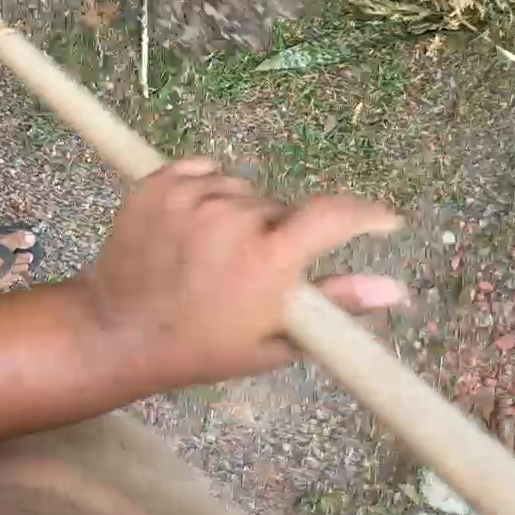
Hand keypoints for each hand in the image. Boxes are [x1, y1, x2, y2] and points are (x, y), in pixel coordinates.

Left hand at [76, 157, 404, 388]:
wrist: (120, 327)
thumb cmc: (202, 345)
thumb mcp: (275, 340)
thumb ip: (335, 306)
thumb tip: (393, 288)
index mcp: (268, 258)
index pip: (333, 216)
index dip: (366, 214)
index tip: (384, 220)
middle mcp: (232, 216)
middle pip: (277, 208)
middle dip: (278, 232)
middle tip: (254, 265)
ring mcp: (190, 195)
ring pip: (237, 188)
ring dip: (238, 210)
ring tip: (214, 249)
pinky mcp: (157, 182)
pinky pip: (199, 169)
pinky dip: (204, 187)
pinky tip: (194, 221)